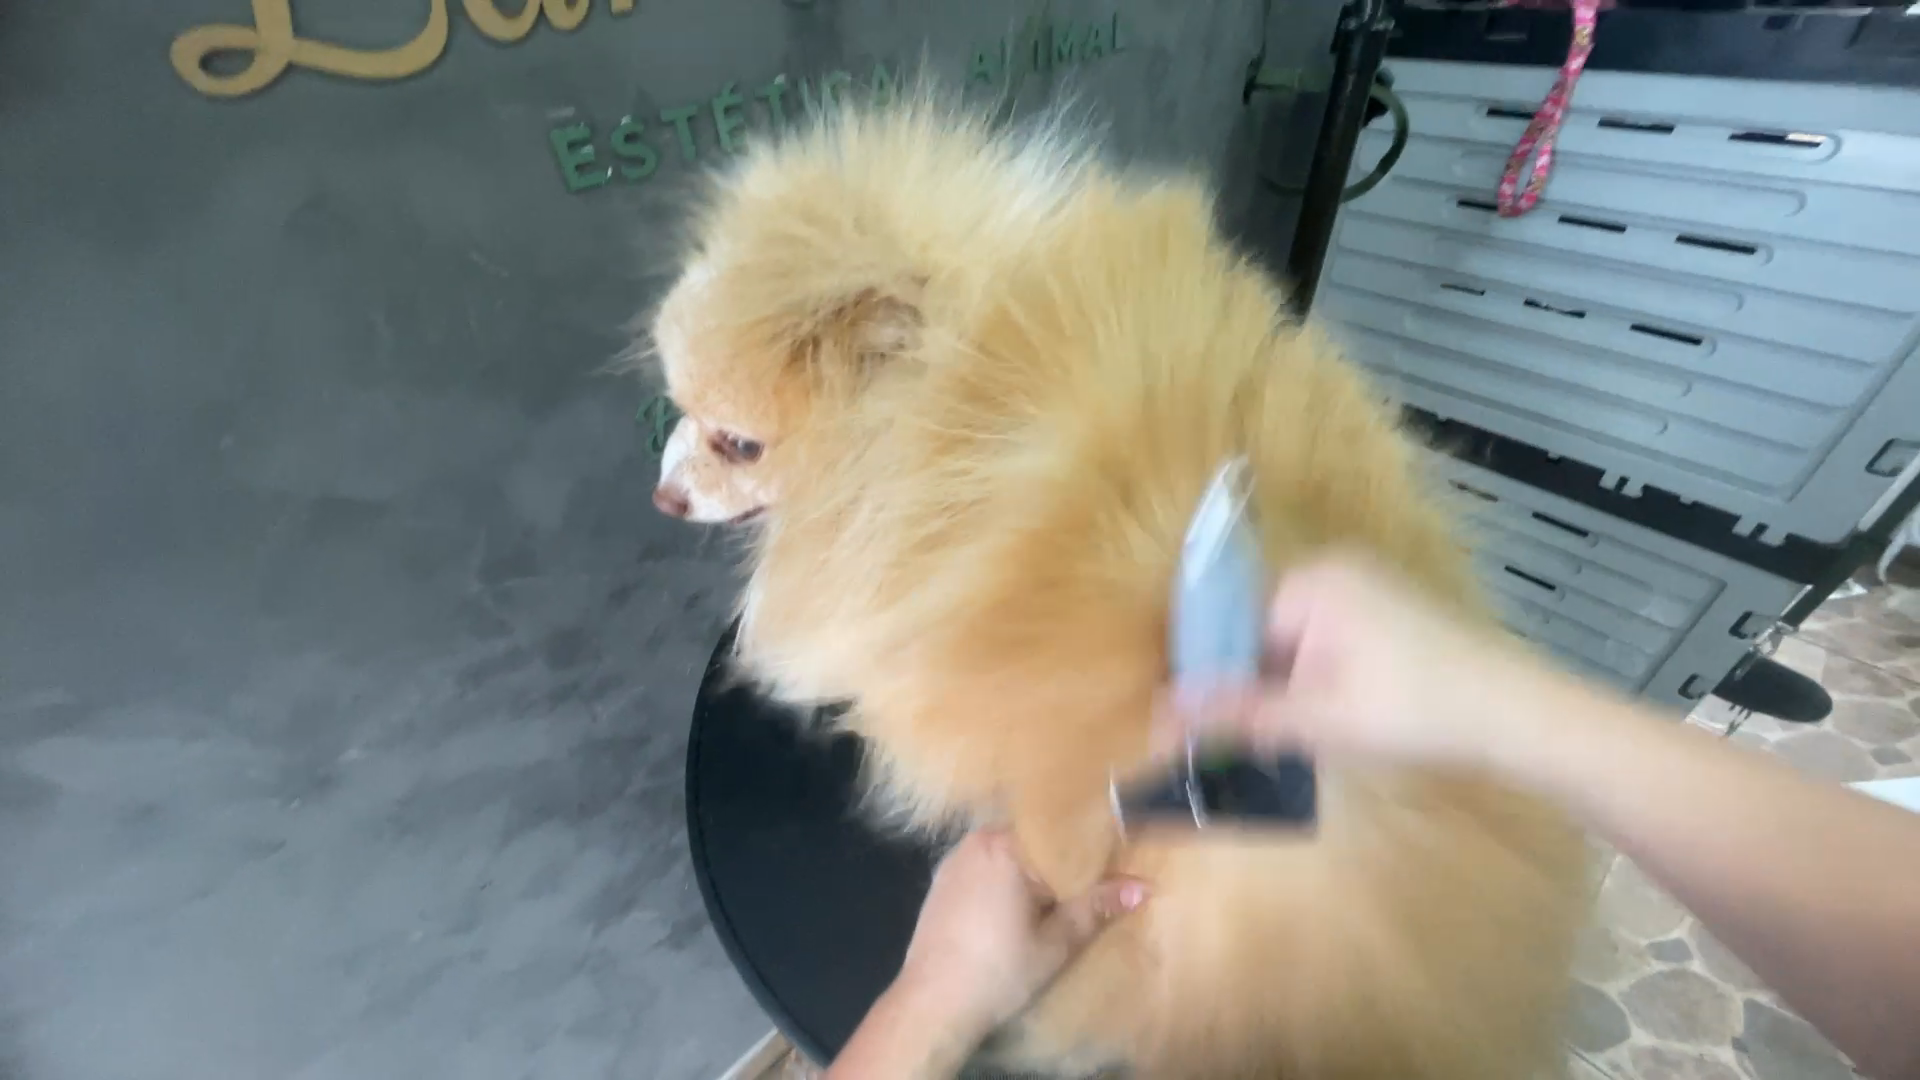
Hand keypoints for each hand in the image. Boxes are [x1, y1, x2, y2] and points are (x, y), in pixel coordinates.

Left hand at [892, 828, 1147, 1039]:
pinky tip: (1014, 906)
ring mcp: (956, 857)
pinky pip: (983, 864)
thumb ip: (1097, 908)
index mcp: (1006, 844)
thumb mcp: (1056, 943)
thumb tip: (1143, 885)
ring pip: (1006, 852)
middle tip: (1084, 886)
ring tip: (1053, 898)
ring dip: (1029, 871)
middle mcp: (978, 839)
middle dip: (1057, 863)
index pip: (1058, 835)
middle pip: (1031, 841)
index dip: (1087, 851)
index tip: (1109, 865)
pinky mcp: (941, 879)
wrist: (932, 1002)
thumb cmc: (999, 970)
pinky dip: (1003, 878)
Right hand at [1157, 551, 1545, 769]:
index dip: (1220, 673)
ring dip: (1284, 682)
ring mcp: (1364, 586)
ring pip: (1292, 637)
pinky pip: (1325, 637)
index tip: (1214, 719)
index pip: (1233, 622)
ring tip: (1299, 727)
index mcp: (1308, 580)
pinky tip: (1333, 711)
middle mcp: (1331, 569)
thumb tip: (1162, 713)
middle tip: (1260, 731)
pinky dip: (1316, 673)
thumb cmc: (1413, 710)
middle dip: (1255, 680)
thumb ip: (1236, 713)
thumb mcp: (1315, 717)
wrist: (1526, 717)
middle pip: (1261, 628)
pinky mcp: (1387, 608)